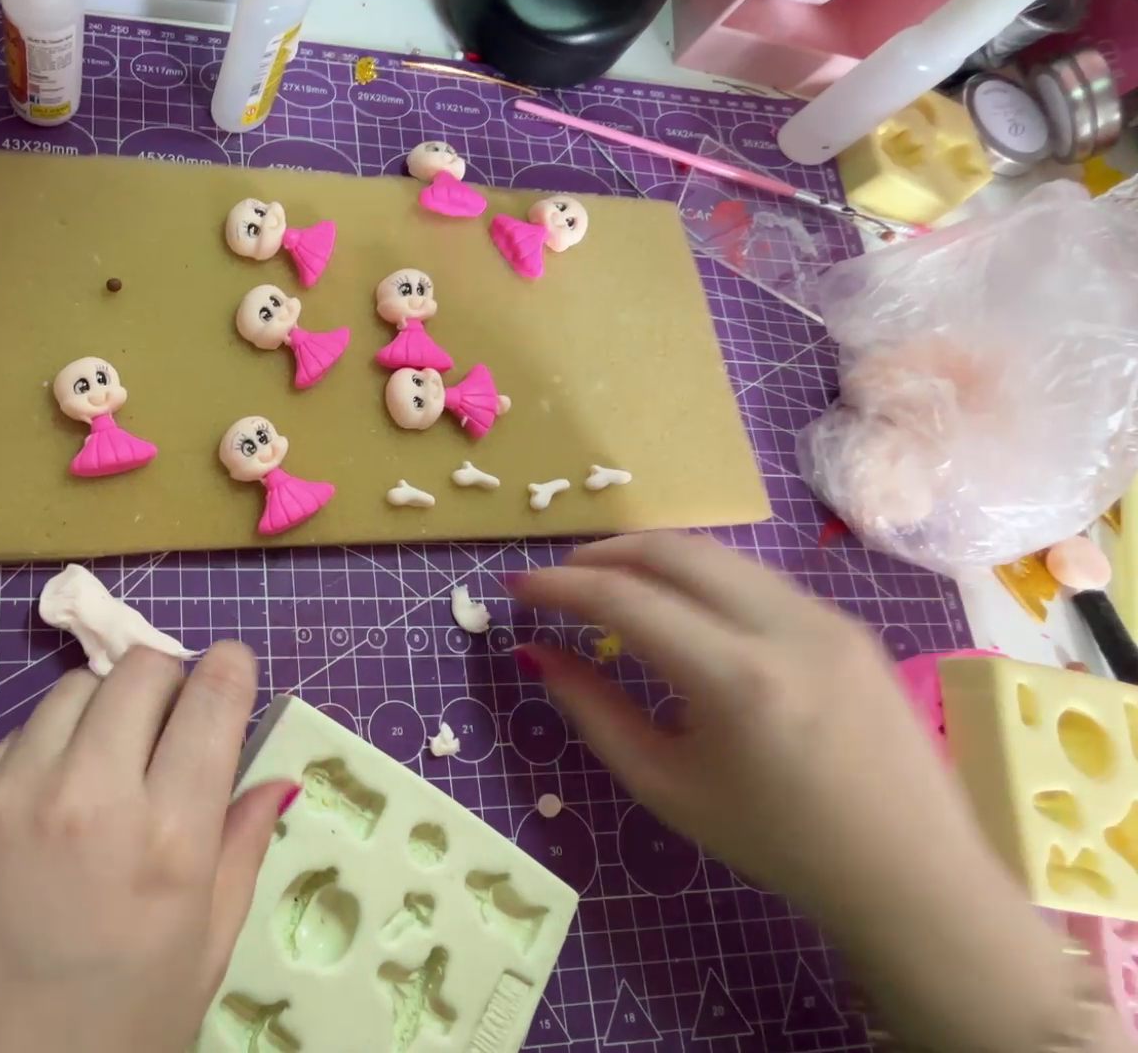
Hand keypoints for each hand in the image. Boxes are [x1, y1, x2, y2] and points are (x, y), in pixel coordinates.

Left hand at [0, 643, 296, 1052]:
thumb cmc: (106, 1035)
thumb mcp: (199, 956)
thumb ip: (241, 852)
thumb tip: (275, 780)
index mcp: (167, 839)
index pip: (212, 700)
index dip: (230, 670)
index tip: (231, 671)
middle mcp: (89, 795)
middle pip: (140, 670)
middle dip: (168, 682)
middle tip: (168, 725)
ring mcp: (12, 792)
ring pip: (75, 688)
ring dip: (105, 708)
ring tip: (105, 760)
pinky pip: (16, 737)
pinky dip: (45, 749)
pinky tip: (45, 804)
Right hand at [512, 532, 999, 921]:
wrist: (914, 879)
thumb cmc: (773, 840)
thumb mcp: (660, 781)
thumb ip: (589, 707)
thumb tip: (535, 652)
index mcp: (738, 679)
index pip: (625, 599)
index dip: (558, 586)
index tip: (516, 587)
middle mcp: (788, 628)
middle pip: (672, 551)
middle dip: (600, 554)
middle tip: (558, 579)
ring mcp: (828, 618)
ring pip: (715, 553)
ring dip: (647, 558)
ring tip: (605, 586)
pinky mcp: (847, 624)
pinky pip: (750, 575)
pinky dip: (693, 576)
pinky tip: (672, 608)